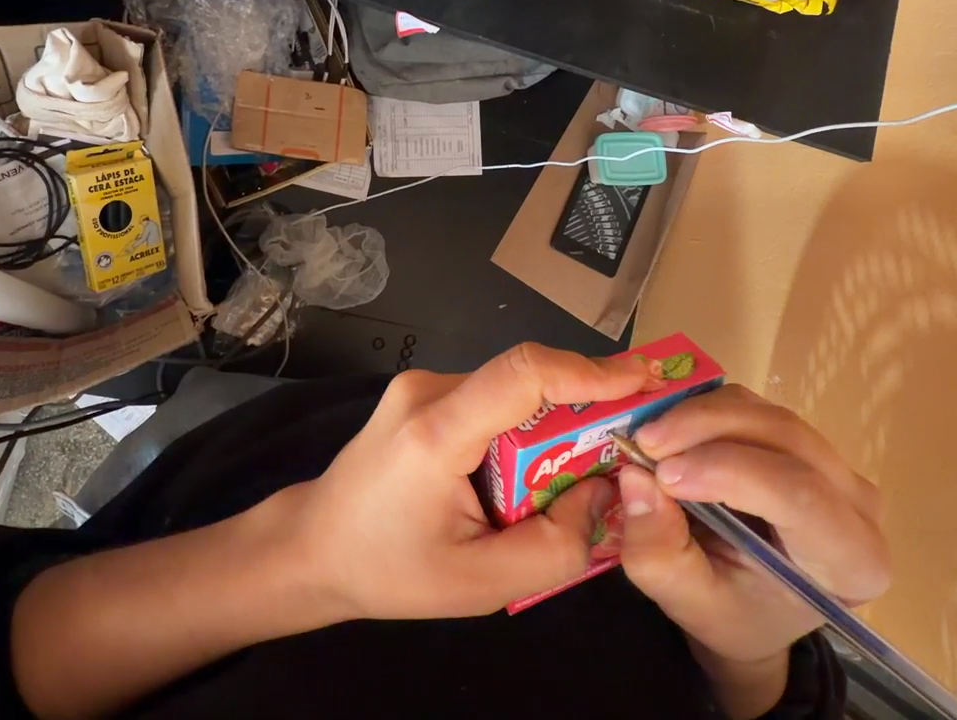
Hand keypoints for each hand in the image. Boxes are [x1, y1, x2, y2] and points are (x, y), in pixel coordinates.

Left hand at [288, 343, 658, 620]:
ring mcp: (422, 385)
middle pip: (527, 381)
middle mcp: (428, 389)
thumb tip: (604, 492)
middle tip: (634, 439)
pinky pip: (493, 397)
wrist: (313, 544)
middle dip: (586, 409)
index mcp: (436, 431)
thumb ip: (555, 546)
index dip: (589, 371)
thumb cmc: (388, 568)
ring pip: (513, 390)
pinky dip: (526, 428)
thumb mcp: (480, 584)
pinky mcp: (425, 392)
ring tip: (579, 473)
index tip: (643, 379)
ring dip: (553, 425)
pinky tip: (533, 470)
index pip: (523, 373)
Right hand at [618, 384, 889, 667]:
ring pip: (764, 412)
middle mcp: (858, 504)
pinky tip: (672, 433)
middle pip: (784, 436)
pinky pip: (752, 405)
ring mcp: (834, 464)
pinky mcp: (801, 439)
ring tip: (651, 440)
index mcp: (850, 561)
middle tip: (644, 442)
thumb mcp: (686, 599)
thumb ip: (659, 550)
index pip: (801, 496)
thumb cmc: (731, 613)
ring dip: (700, 414)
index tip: (662, 474)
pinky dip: (704, 408)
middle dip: (705, 427)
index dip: (729, 471)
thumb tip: (634, 478)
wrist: (752, 610)